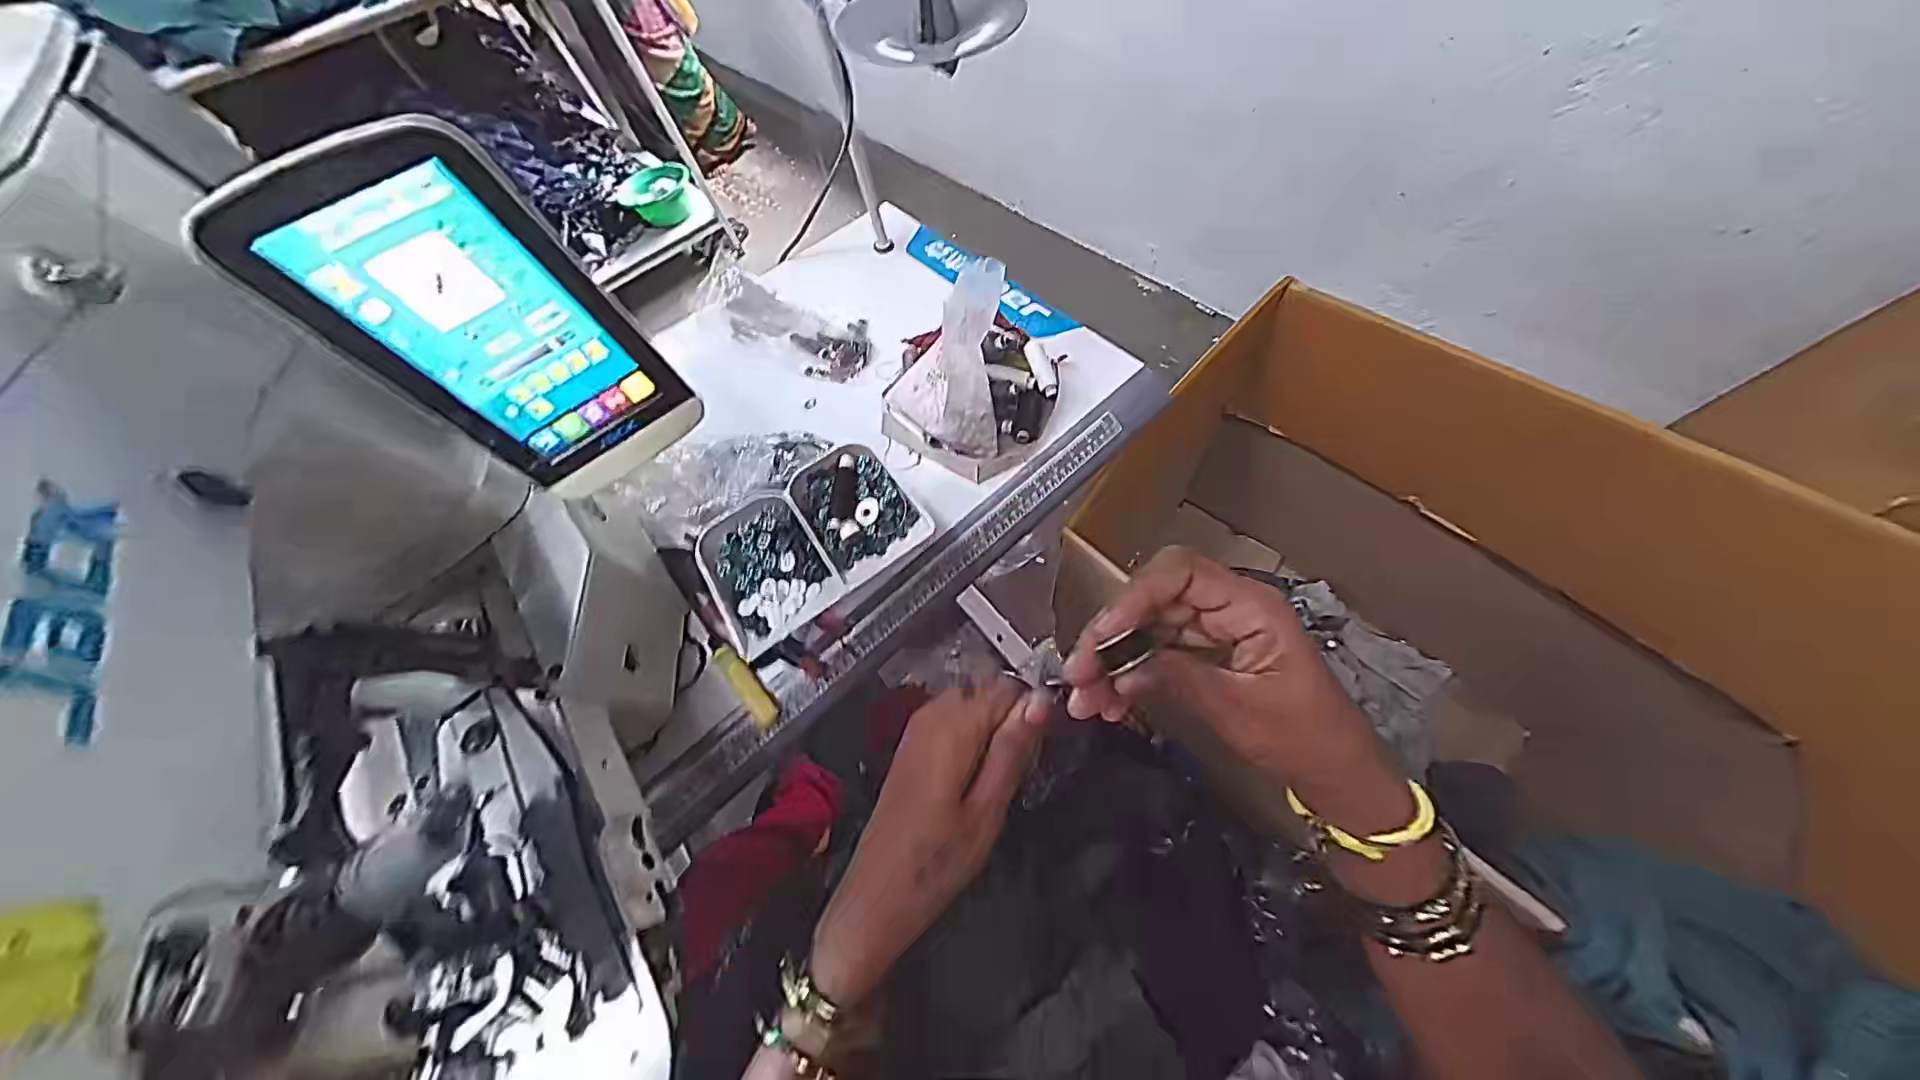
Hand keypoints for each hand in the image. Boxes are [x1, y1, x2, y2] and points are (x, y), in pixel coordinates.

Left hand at [809, 678, 1049, 1005]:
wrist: (877, 894)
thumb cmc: (936, 862)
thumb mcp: (988, 810)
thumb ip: (1013, 748)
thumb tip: (1040, 700)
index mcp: (954, 725)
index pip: (1010, 686)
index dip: (1032, 711)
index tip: (1039, 747)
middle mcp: (932, 714)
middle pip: (990, 691)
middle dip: (1011, 720)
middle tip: (1016, 771)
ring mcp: (918, 726)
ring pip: (974, 704)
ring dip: (993, 731)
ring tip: (994, 780)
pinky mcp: (912, 742)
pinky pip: (954, 720)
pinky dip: (972, 739)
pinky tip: (972, 780)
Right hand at [1062, 548, 1399, 819]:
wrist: (1332, 770)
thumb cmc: (1304, 736)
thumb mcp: (1238, 707)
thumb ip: (1178, 677)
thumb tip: (1121, 667)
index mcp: (1249, 605)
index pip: (1179, 574)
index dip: (1134, 597)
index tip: (1102, 636)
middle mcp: (1225, 607)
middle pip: (1151, 599)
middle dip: (1109, 635)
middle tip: (1078, 674)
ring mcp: (1210, 630)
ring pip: (1144, 627)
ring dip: (1110, 660)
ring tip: (1085, 698)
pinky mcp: (1199, 653)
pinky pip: (1152, 652)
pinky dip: (1126, 674)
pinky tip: (1108, 702)